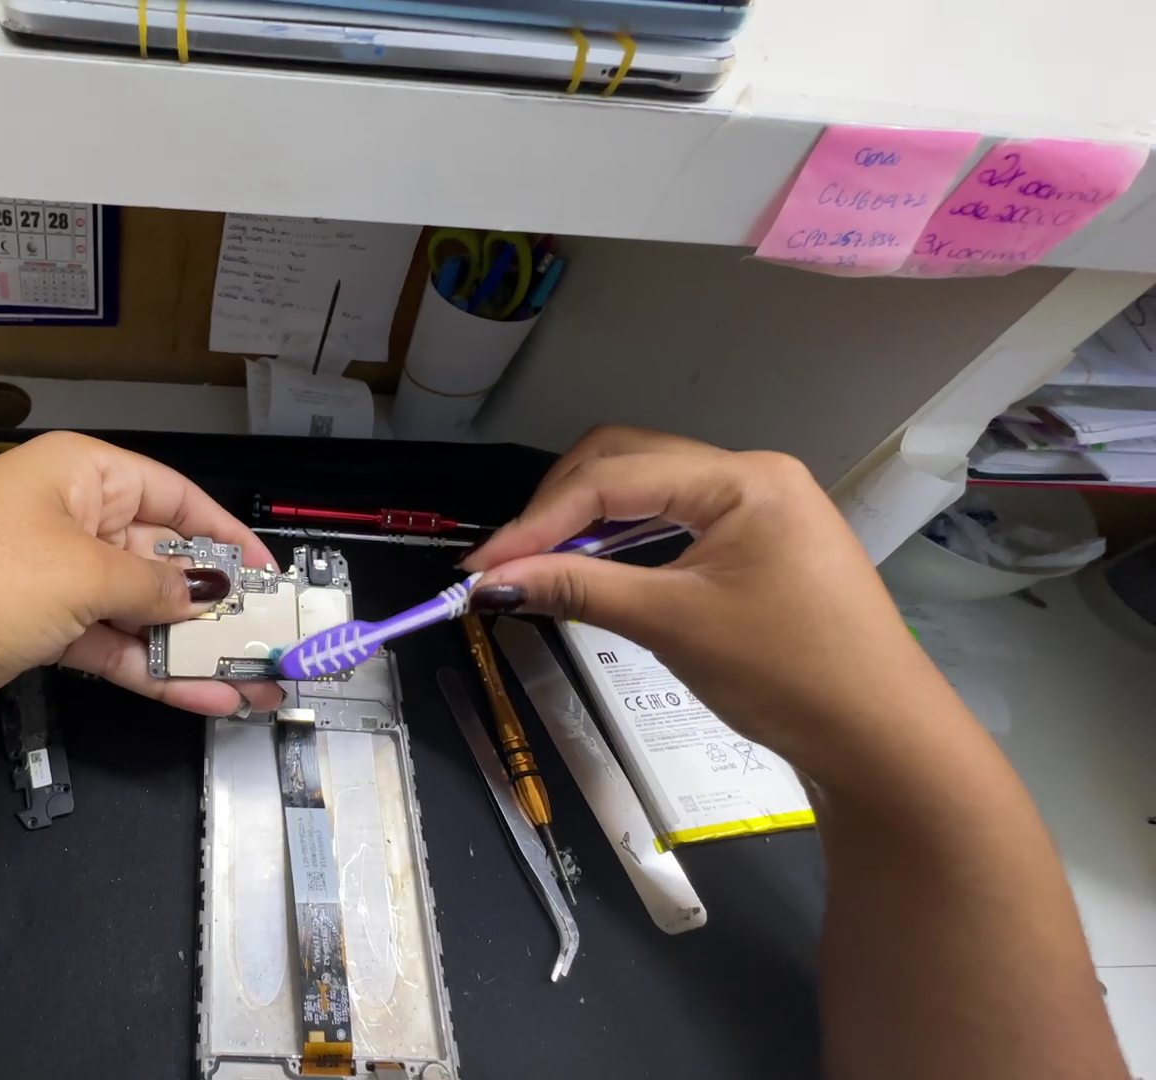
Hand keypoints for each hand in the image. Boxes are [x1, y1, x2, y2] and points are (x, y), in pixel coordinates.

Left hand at [0, 432, 284, 767]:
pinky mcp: (39, 630)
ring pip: (140, 610)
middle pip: (161, 558)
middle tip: (269, 641)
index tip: (270, 573)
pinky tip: (199, 696)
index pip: (175, 495)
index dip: (228, 534)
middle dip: (215, 603)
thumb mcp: (78, 573)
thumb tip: (208, 589)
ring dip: (190, 648)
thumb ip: (153, 586)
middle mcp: (71, 519)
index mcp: (82, 475)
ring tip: (250, 681)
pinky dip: (149, 669)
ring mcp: (54, 579)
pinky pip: (110, 645)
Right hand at [460, 425, 959, 776]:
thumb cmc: (786, 674)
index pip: (610, 481)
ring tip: (535, 560)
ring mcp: (752, 502)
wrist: (883, 744)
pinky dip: (612, 535)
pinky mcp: (748, 534)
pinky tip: (586, 561)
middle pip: (620, 461)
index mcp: (741, 478)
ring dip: (580, 518)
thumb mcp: (669, 624)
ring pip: (637, 484)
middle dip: (553, 506)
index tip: (480, 566)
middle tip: (507, 559)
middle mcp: (747, 472)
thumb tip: (486, 582)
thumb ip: (573, 588)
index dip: (534, 521)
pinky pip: (661, 514)